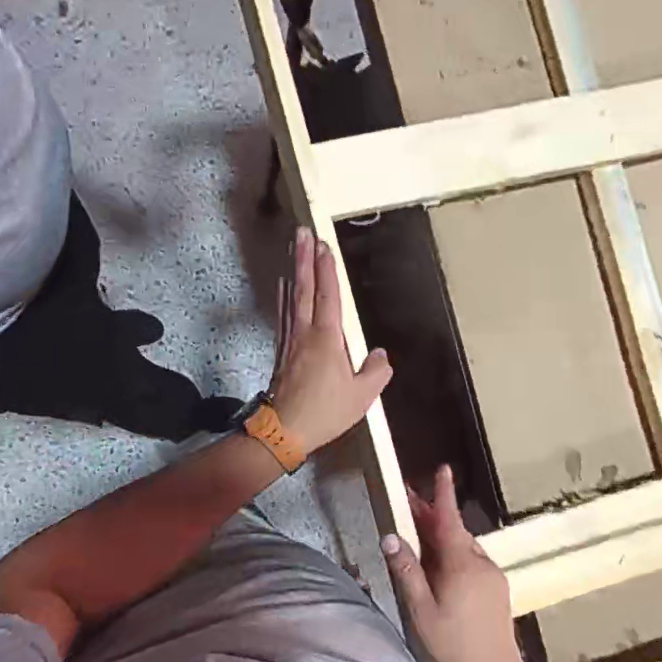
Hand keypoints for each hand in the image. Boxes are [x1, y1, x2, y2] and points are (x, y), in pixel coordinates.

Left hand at [269, 226, 392, 455]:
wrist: (282, 430)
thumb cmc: (324, 412)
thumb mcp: (361, 397)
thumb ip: (375, 372)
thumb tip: (379, 354)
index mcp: (326, 339)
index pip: (328, 296)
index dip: (327, 270)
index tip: (324, 245)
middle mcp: (305, 332)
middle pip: (303, 288)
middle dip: (304, 258)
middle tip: (302, 232)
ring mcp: (290, 339)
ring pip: (291, 296)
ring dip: (293, 269)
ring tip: (293, 248)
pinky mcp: (282, 349)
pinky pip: (283, 312)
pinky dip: (284, 293)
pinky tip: (284, 284)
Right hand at [383, 465, 527, 661]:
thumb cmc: (454, 644)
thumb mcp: (422, 610)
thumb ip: (408, 571)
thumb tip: (390, 537)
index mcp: (461, 564)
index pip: (449, 519)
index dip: (444, 494)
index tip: (443, 469)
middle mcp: (480, 562)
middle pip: (453, 531)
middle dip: (432, 515)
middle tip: (408, 503)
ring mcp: (492, 574)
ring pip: (464, 546)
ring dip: (443, 535)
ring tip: (420, 534)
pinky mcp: (497, 586)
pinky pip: (473, 559)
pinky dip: (455, 552)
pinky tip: (442, 565)